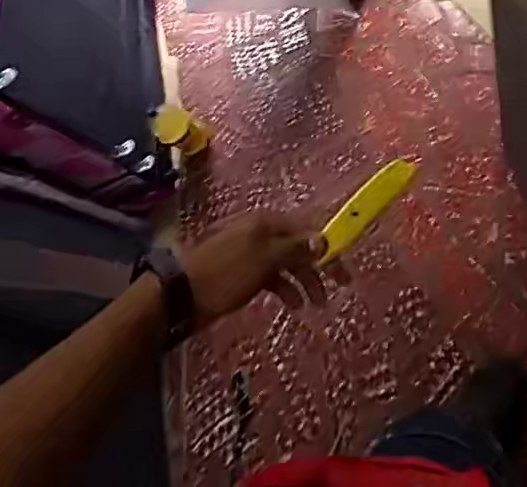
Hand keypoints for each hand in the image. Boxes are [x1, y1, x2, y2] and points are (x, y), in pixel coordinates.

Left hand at [182, 210, 337, 321]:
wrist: (181, 295)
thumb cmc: (226, 274)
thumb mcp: (263, 261)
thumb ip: (295, 249)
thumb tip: (324, 239)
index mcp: (267, 222)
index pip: (308, 228)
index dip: (329, 246)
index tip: (345, 270)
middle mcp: (261, 230)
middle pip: (299, 244)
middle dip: (319, 265)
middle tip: (338, 289)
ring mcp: (251, 249)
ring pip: (287, 260)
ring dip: (304, 279)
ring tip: (315, 304)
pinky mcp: (242, 268)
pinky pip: (272, 273)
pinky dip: (284, 286)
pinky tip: (292, 304)